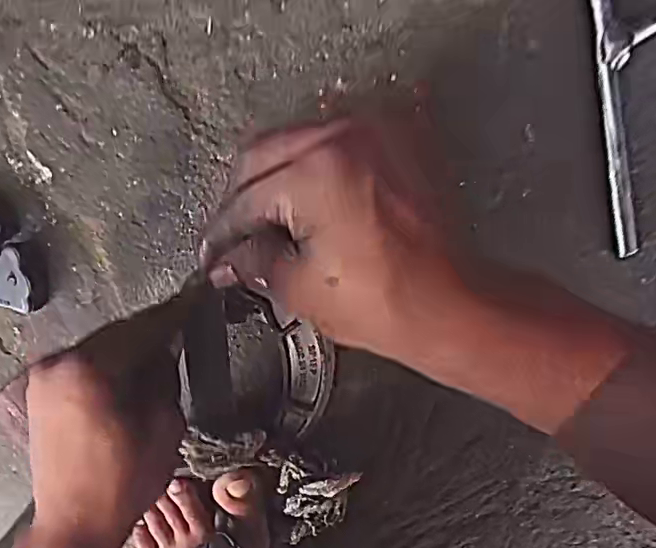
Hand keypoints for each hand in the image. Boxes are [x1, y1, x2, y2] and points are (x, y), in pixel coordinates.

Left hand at [10, 294, 189, 547]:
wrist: (75, 526)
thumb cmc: (116, 490)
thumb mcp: (162, 429)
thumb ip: (165, 379)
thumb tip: (164, 354)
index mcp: (86, 371)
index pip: (139, 330)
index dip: (171, 318)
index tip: (190, 304)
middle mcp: (57, 368)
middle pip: (113, 337)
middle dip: (146, 339)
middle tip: (176, 338)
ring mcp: (43, 383)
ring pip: (95, 353)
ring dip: (124, 357)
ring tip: (153, 370)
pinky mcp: (40, 400)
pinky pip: (79, 372)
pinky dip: (103, 374)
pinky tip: (124, 387)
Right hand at [201, 111, 638, 432]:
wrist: (443, 305)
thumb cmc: (382, 302)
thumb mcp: (298, 288)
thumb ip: (254, 262)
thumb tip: (228, 259)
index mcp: (315, 173)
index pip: (245, 197)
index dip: (221, 233)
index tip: (212, 256)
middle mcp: (344, 138)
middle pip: (260, 154)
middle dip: (237, 200)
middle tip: (229, 239)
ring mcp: (373, 135)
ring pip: (293, 142)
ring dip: (268, 181)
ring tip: (260, 226)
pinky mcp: (392, 145)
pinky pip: (330, 145)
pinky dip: (305, 172)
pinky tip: (297, 208)